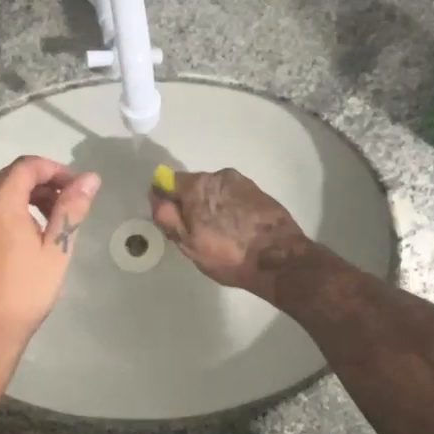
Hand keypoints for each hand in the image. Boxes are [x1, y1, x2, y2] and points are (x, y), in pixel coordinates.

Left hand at [0, 155, 100, 355]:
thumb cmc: (25, 291)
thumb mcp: (57, 250)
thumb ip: (71, 209)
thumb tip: (90, 179)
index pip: (27, 166)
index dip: (55, 170)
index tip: (77, 188)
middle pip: (8, 178)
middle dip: (40, 184)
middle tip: (65, 205)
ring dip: (23, 199)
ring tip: (48, 225)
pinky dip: (5, 215)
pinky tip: (22, 241)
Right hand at [149, 168, 311, 297]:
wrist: (278, 259)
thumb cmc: (228, 254)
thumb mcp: (189, 243)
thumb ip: (168, 217)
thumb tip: (156, 197)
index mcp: (197, 184)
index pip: (168, 182)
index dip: (165, 200)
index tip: (170, 220)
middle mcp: (219, 175)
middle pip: (194, 186)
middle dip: (191, 204)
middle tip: (197, 232)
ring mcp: (242, 182)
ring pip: (216, 191)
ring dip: (213, 206)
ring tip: (221, 232)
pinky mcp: (260, 192)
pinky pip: (234, 197)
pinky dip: (231, 208)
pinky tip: (237, 229)